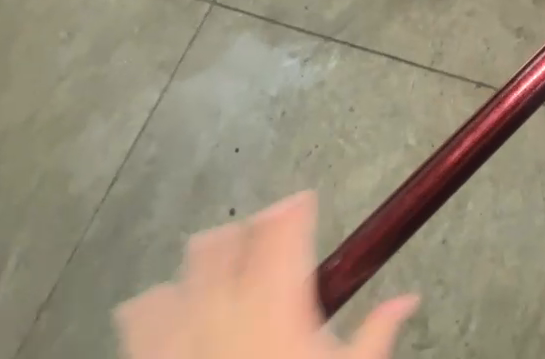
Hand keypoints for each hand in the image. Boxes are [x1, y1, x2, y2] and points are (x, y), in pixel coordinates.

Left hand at [116, 191, 418, 358]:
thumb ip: (376, 333)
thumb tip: (409, 299)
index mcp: (277, 306)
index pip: (282, 230)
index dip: (293, 208)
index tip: (303, 205)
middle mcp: (223, 310)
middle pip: (220, 242)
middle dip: (242, 236)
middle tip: (263, 249)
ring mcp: (176, 339)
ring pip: (175, 276)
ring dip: (195, 273)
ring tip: (215, 287)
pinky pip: (136, 318)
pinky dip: (154, 311)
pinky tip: (176, 325)